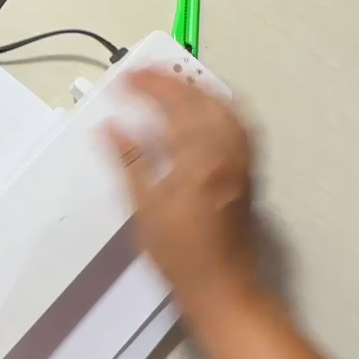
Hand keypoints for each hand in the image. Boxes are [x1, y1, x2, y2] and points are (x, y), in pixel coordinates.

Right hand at [104, 67, 260, 319]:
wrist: (223, 286)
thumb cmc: (178, 253)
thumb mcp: (143, 206)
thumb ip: (129, 160)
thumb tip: (110, 127)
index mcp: (197, 158)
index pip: (172, 105)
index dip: (147, 86)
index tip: (123, 78)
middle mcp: (226, 151)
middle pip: (200, 99)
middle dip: (170, 80)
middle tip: (141, 73)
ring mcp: (242, 159)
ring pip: (224, 106)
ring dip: (196, 88)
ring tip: (170, 82)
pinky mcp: (248, 170)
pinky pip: (238, 123)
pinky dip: (218, 105)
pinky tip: (205, 107)